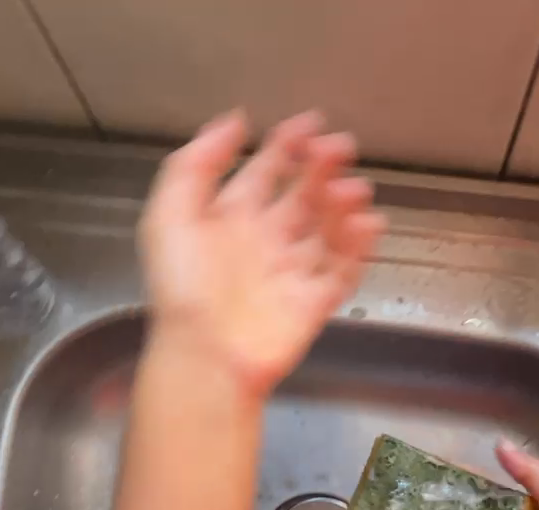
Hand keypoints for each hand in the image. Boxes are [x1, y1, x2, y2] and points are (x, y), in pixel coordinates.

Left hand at [138, 110, 385, 398]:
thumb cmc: (182, 289)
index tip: (309, 124)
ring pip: (327, 231)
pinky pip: (343, 271)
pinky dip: (358, 248)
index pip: (265, 172)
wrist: (205, 357)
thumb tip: (235, 124)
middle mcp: (266, 242)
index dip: (287, 145)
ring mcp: (292, 274)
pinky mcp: (314, 304)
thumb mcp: (169, 216)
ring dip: (343, 205)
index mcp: (231, 219)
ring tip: (354, 190)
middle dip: (322, 169)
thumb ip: (195, 165)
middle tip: (341, 149)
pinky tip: (368, 225)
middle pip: (302, 196)